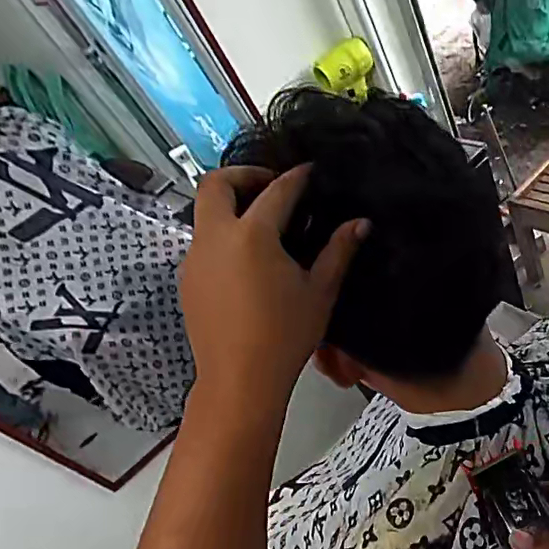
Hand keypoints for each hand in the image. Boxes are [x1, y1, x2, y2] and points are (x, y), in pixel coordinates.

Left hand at [180, 164, 367, 396]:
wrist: (240, 377)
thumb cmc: (286, 334)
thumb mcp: (320, 292)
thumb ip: (339, 251)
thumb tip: (360, 223)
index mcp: (252, 236)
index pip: (276, 192)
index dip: (295, 177)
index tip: (308, 171)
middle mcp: (216, 238)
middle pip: (215, 184)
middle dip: (243, 175)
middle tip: (270, 185)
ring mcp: (195, 259)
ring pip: (205, 214)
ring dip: (231, 207)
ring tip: (263, 225)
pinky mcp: (188, 280)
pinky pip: (203, 244)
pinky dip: (224, 236)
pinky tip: (248, 262)